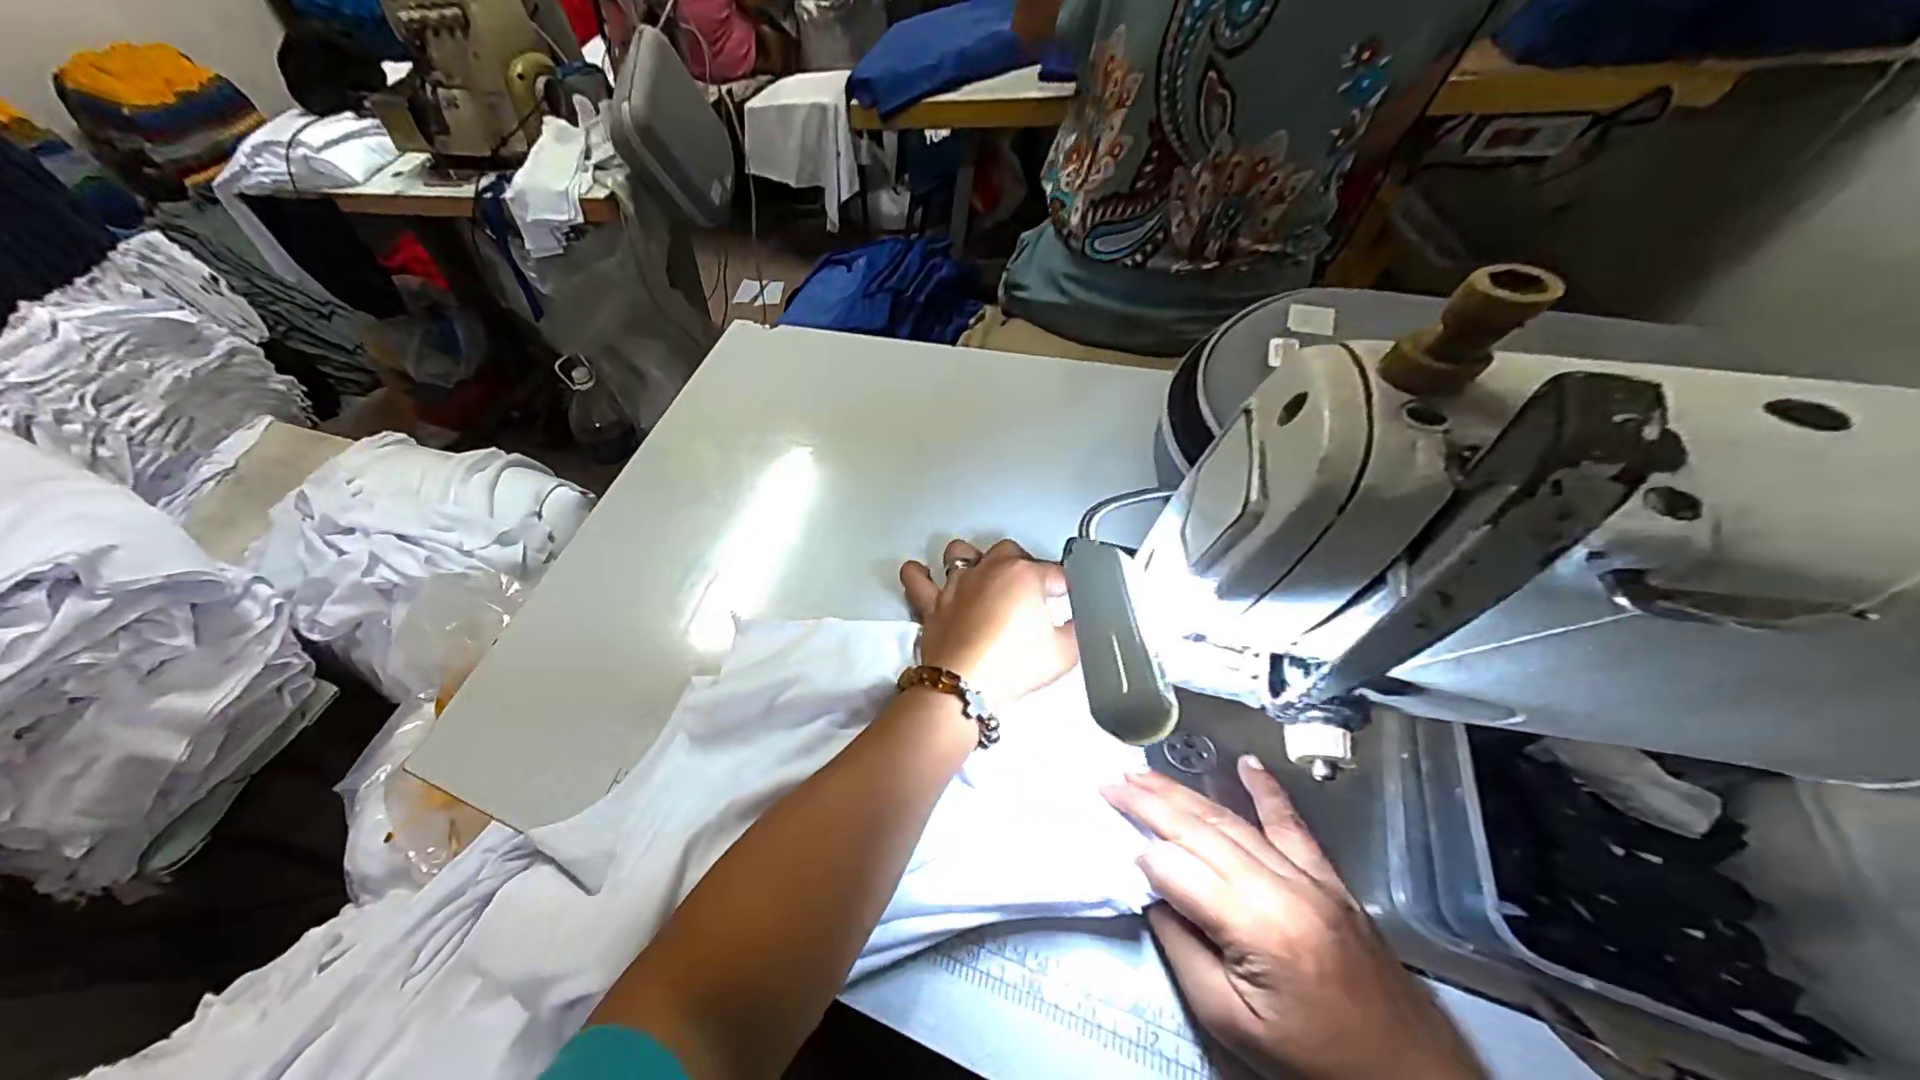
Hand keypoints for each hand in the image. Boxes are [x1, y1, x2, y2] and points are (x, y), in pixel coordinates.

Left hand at [899, 539, 1077, 704]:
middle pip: (1011, 552)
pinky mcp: (932, 603)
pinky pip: (917, 578)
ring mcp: (956, 584)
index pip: (1056, 573)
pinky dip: (920, 575)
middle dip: (1025, 565)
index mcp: (1024, 574)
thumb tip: (1082, 621)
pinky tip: (927, 577)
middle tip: (1032, 592)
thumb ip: (1079, 630)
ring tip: (982, 575)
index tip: (1069, 600)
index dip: (1067, 588)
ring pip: (960, 551)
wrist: (964, 686)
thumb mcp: (1065, 653)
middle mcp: (988, 569)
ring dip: (972, 558)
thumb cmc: (1011, 667)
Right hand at [1103, 759, 1486, 1079]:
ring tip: (1146, 773)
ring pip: (1235, 822)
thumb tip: (1156, 896)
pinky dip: (1267, 791)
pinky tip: (1247, 764)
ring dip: (1185, 794)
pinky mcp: (1329, 879)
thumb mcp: (1232, 1023)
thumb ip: (1185, 951)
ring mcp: (1309, 878)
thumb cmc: (1312, 1061)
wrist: (1408, 1075)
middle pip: (1202, 832)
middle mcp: (1282, 888)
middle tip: (1113, 780)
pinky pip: (1293, 825)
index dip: (1144, 860)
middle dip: (1150, 803)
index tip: (1116, 848)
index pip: (1180, 872)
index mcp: (1256, 928)